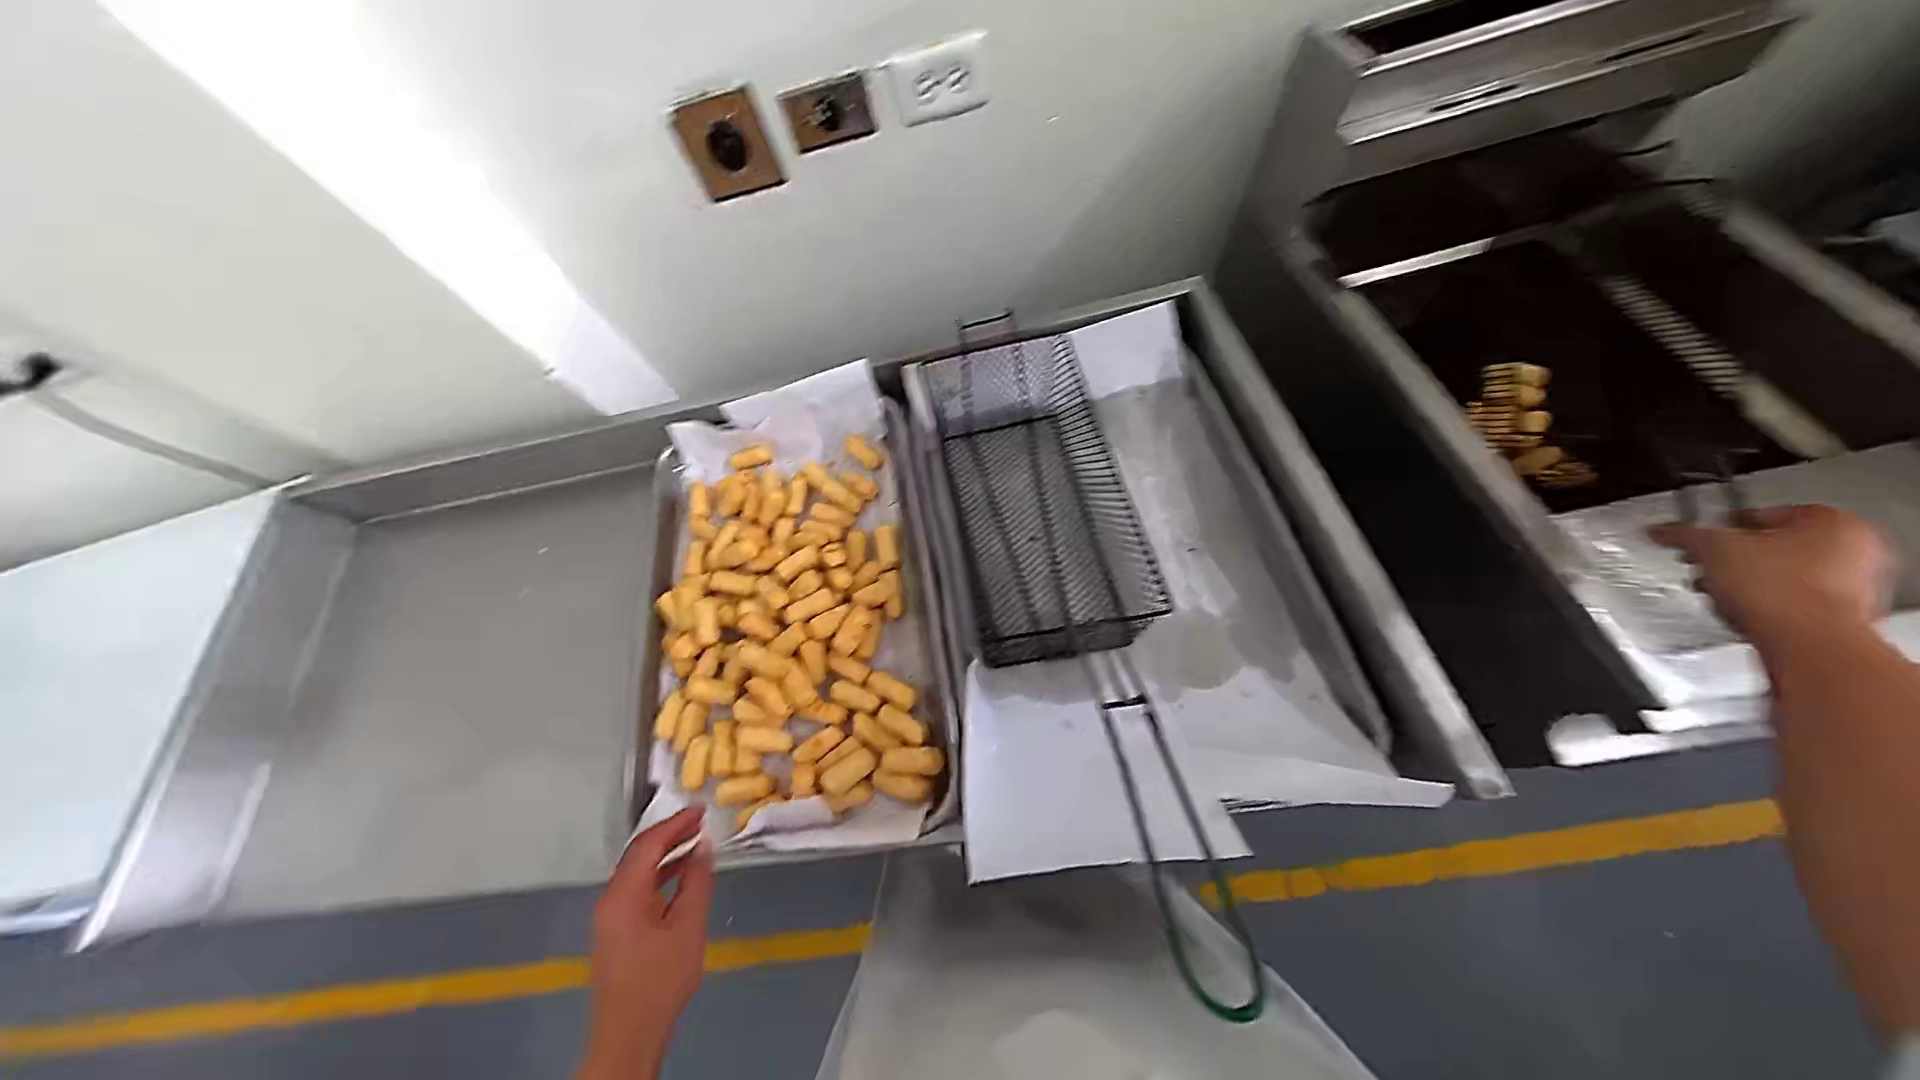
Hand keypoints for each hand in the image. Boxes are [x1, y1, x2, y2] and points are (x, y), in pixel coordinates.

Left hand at [576, 807, 713, 1079]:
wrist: (630, 1034)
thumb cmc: (661, 979)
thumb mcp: (688, 926)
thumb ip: (696, 881)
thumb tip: (702, 847)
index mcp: (623, 895)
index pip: (649, 845)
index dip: (675, 823)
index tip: (701, 810)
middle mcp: (610, 900)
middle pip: (639, 854)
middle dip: (670, 833)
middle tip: (700, 820)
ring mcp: (611, 916)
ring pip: (638, 871)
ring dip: (666, 853)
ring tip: (696, 841)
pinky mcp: (617, 930)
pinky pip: (638, 888)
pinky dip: (661, 874)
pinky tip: (683, 874)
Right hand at [1649, 504, 1894, 653]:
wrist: (1804, 641)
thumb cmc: (1781, 591)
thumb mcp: (1712, 548)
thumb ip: (1683, 535)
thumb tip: (1662, 531)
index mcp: (1834, 523)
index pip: (1762, 514)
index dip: (1722, 527)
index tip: (1699, 537)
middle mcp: (1855, 551)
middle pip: (1771, 547)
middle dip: (1730, 559)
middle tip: (1705, 566)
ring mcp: (1852, 586)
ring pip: (1777, 575)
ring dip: (1741, 583)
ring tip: (1718, 592)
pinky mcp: (1837, 615)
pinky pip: (1787, 601)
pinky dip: (1760, 604)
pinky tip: (1740, 611)